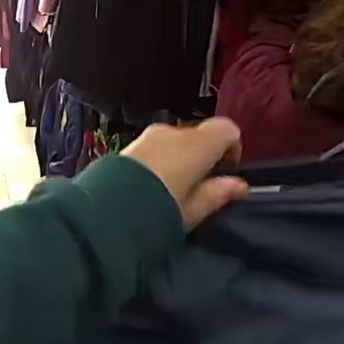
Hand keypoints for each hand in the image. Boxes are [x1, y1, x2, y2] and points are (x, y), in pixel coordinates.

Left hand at [121, 119, 249, 229]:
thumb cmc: (158, 211)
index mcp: (196, 144)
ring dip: (182, 158)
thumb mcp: (192, 210)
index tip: (227, 172)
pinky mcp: (130, 145)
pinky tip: (153, 184)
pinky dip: (163, 159)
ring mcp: (149, 136)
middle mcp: (174, 132)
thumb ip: (217, 193)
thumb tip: (239, 185)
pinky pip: (157, 147)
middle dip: (205, 156)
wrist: (104, 214)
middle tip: (199, 187)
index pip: (227, 129)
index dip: (231, 148)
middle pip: (200, 135)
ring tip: (174, 189)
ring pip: (177, 141)